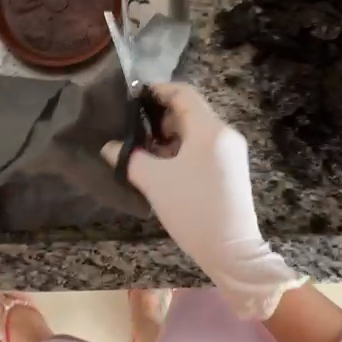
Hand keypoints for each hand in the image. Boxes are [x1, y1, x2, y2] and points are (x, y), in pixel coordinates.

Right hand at [102, 83, 303, 319]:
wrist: (231, 251)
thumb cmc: (193, 209)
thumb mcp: (155, 182)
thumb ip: (129, 158)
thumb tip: (110, 148)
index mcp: (210, 129)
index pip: (183, 92)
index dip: (157, 91)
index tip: (131, 98)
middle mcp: (224, 134)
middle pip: (190, 110)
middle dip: (160, 117)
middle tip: (132, 130)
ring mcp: (231, 152)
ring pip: (196, 131)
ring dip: (170, 136)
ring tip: (143, 151)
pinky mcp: (231, 170)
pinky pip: (203, 148)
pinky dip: (182, 150)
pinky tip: (164, 167)